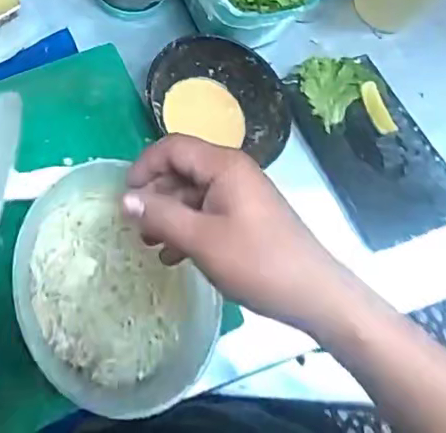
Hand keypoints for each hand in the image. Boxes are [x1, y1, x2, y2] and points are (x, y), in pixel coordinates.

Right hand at [122, 136, 366, 333]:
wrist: (320, 299)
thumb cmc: (259, 262)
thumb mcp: (202, 240)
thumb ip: (160, 215)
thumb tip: (124, 198)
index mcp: (223, 165)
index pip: (172, 147)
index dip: (144, 166)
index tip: (127, 195)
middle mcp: (231, 171)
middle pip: (181, 169)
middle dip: (155, 195)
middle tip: (136, 224)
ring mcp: (241, 194)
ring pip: (192, 193)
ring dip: (169, 214)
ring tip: (150, 243)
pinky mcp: (247, 216)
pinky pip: (207, 210)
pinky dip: (188, 226)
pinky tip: (175, 255)